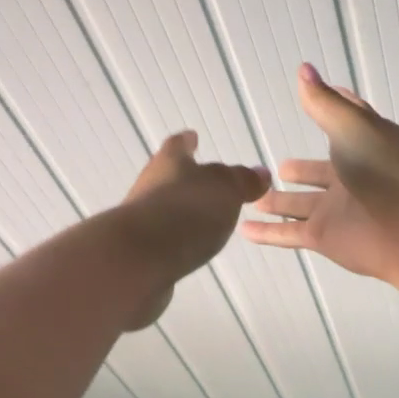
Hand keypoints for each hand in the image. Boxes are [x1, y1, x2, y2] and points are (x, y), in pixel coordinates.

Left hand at [115, 131, 268, 328]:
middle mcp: (149, 187)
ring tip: (202, 222)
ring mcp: (140, 222)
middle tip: (206, 187)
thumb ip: (242, 182)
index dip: (187, 143)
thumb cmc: (186, 213)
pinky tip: (185, 250)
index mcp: (169, 163)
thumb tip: (260, 174)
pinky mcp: (138, 253)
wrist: (139, 259)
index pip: (178, 147)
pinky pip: (161, 241)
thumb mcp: (225, 191)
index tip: (192, 138)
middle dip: (185, 181)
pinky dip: (173, 242)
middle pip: (167, 178)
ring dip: (180, 214)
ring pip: (162, 210)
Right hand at [241, 64, 398, 282]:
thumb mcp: (351, 125)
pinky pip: (288, 233)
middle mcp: (351, 178)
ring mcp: (336, 211)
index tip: (315, 106)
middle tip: (280, 167)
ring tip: (254, 196)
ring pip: (300, 205)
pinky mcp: (323, 238)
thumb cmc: (383, 168)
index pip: (345, 128)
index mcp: (365, 146)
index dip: (331, 116)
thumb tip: (304, 70)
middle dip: (302, 170)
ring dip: (278, 202)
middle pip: (320, 173)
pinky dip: (267, 232)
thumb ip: (323, 103)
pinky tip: (244, 229)